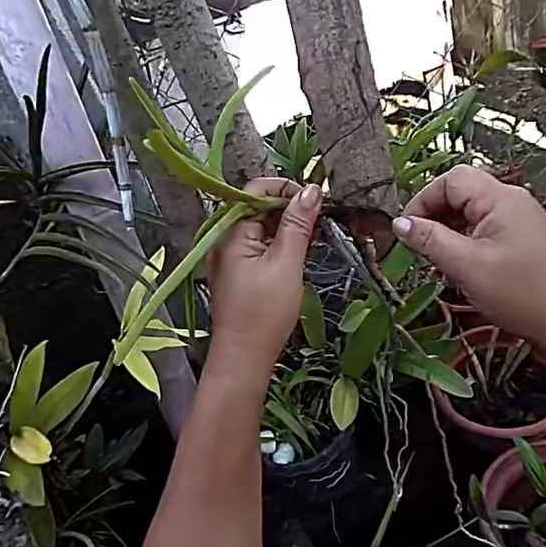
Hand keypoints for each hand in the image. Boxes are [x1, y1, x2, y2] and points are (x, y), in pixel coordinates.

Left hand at [207, 179, 321, 367]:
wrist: (244, 357)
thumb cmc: (264, 312)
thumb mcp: (287, 264)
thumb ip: (298, 224)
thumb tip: (312, 190)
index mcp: (231, 231)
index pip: (256, 190)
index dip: (287, 188)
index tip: (317, 200)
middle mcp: (224, 238)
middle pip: (259, 207)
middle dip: (290, 208)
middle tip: (321, 221)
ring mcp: (230, 256)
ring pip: (262, 227)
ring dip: (288, 227)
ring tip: (315, 236)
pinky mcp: (238, 271)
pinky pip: (259, 246)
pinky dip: (280, 244)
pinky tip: (300, 252)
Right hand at [392, 166, 545, 347]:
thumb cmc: (518, 292)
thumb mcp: (466, 265)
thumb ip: (429, 240)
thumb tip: (399, 223)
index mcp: (500, 198)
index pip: (451, 180)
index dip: (424, 200)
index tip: (407, 231)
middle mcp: (510, 201)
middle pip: (461, 193)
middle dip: (434, 217)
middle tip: (419, 247)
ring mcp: (517, 220)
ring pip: (470, 213)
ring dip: (447, 232)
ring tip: (436, 262)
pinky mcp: (520, 239)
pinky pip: (483, 230)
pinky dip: (463, 243)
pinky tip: (456, 268)